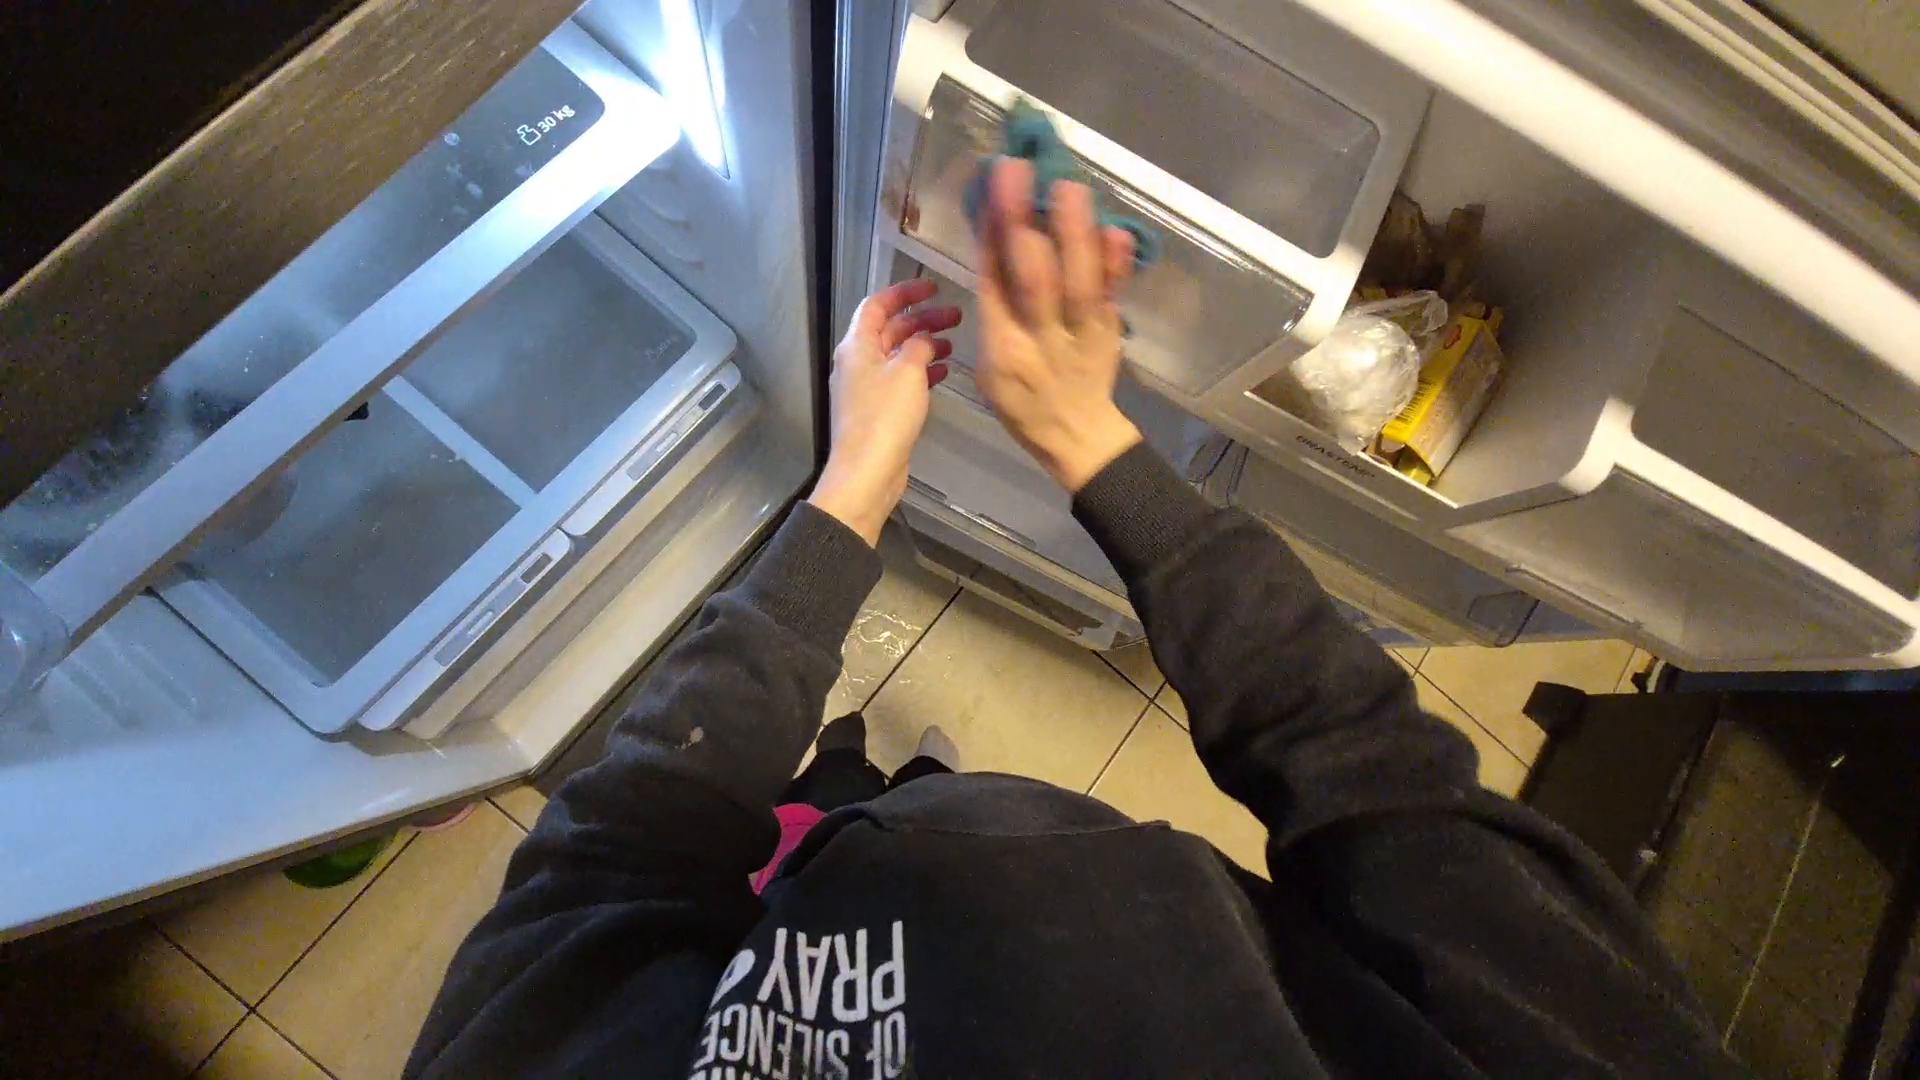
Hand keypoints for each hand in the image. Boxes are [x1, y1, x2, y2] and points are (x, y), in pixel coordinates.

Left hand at [807, 278, 960, 545]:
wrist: (867, 472)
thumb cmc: (885, 417)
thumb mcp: (907, 372)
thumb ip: (919, 346)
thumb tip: (925, 338)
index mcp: (857, 346)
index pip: (877, 305)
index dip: (904, 292)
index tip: (932, 288)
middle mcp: (858, 363)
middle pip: (890, 330)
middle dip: (922, 320)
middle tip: (956, 317)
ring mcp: (867, 389)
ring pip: (898, 356)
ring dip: (924, 347)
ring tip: (954, 345)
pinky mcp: (879, 412)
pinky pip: (901, 381)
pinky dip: (921, 373)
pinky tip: (943, 374)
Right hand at [974, 158, 1142, 491]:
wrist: (1075, 435)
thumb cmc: (1023, 401)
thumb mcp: (990, 367)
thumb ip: (993, 311)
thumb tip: (996, 241)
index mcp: (1001, 349)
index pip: (992, 283)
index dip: (989, 233)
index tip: (988, 184)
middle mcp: (1039, 340)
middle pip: (1032, 279)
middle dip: (1022, 223)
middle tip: (1017, 170)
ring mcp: (1079, 338)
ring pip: (1077, 285)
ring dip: (1074, 233)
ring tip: (1068, 186)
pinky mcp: (1110, 334)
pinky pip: (1114, 299)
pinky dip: (1117, 266)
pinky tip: (1119, 231)